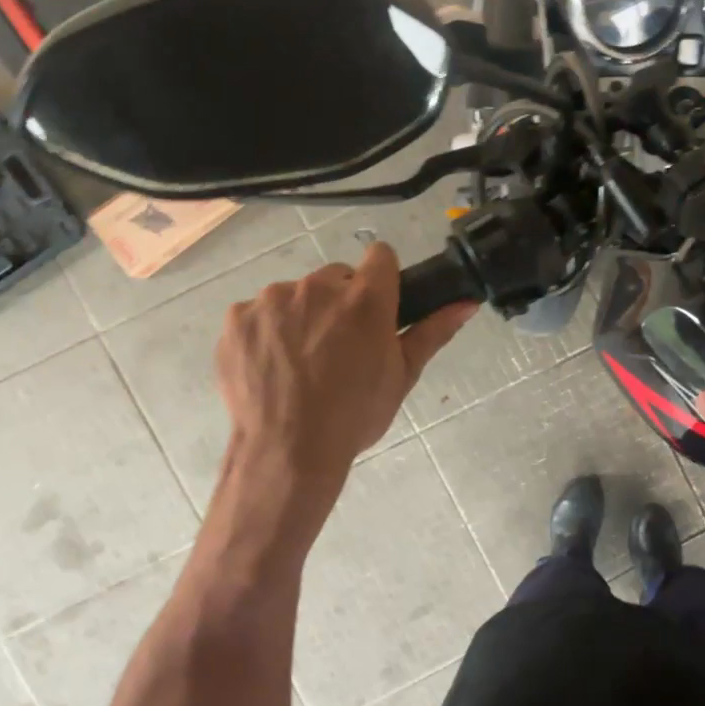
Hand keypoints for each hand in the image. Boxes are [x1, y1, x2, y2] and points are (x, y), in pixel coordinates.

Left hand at [216, 242, 475, 479]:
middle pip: (336, 278)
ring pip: (295, 295)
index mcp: (366, 300)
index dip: (382, 279)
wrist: (288, 449)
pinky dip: (268, 333)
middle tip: (341, 348)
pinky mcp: (237, 317)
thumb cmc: (356, 414)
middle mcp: (318, 287)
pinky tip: (274, 367)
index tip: (379, 308)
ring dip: (303, 317)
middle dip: (340, 303)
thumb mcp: (403, 376)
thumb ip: (433, 332)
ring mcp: (272, 299)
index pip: (380, 256)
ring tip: (302, 363)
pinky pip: (259, 313)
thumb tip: (467, 303)